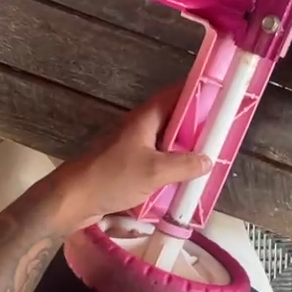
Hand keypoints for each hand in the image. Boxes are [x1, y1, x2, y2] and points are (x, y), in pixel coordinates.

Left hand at [47, 86, 210, 228]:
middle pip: (171, 120)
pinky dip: (167, 169)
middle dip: (194, 127)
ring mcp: (129, 147)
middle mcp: (137, 128)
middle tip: (219, 136)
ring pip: (163, 143)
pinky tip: (180, 183)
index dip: (196, 92)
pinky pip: (153, 163)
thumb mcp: (155, 171)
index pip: (174, 94)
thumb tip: (208, 160)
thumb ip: (184, 164)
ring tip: (205, 161)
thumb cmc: (112, 177)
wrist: (72, 199)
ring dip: (181, 151)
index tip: (219, 96)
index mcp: (144, 118)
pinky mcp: (124, 167)